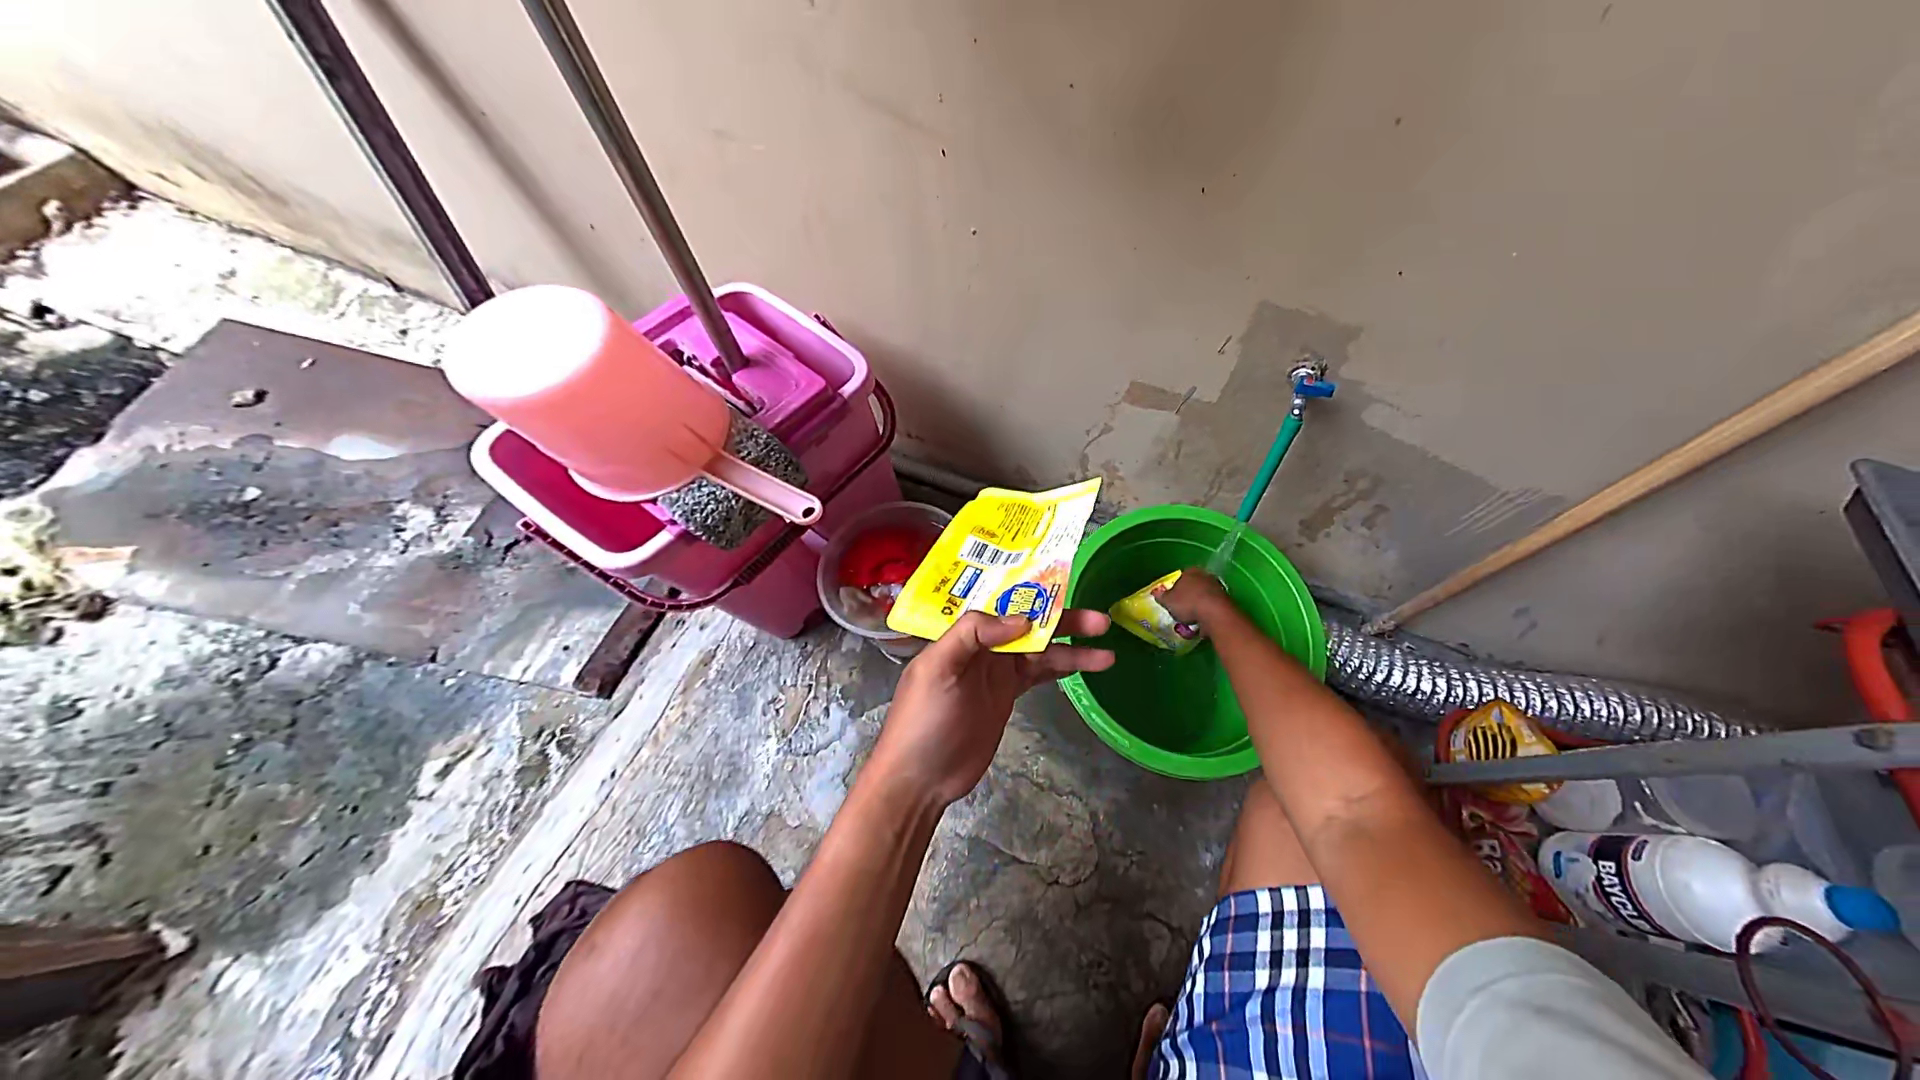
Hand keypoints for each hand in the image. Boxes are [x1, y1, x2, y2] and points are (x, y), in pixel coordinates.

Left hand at [866, 610, 1114, 807]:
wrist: (921, 776)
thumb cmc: (923, 720)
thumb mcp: (938, 669)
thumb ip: (972, 634)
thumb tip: (1021, 618)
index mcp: (962, 632)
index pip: (1001, 603)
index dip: (1031, 593)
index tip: (1065, 588)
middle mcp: (981, 645)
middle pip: (1027, 625)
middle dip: (1062, 620)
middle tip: (1100, 621)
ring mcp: (996, 671)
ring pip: (1039, 650)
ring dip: (1071, 648)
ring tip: (1107, 651)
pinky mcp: (1007, 694)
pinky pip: (1039, 673)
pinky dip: (1061, 666)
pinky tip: (1085, 662)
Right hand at [1159, 568, 1234, 626]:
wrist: (1215, 614)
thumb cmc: (1188, 603)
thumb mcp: (1167, 601)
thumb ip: (1161, 596)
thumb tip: (1156, 592)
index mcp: (1191, 571)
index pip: (1182, 575)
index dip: (1176, 586)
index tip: (1173, 597)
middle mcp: (1206, 576)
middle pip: (1194, 585)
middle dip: (1189, 595)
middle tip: (1181, 607)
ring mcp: (1218, 588)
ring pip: (1204, 596)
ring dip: (1199, 605)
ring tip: (1191, 618)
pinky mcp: (1226, 601)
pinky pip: (1212, 606)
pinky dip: (1207, 613)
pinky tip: (1201, 622)